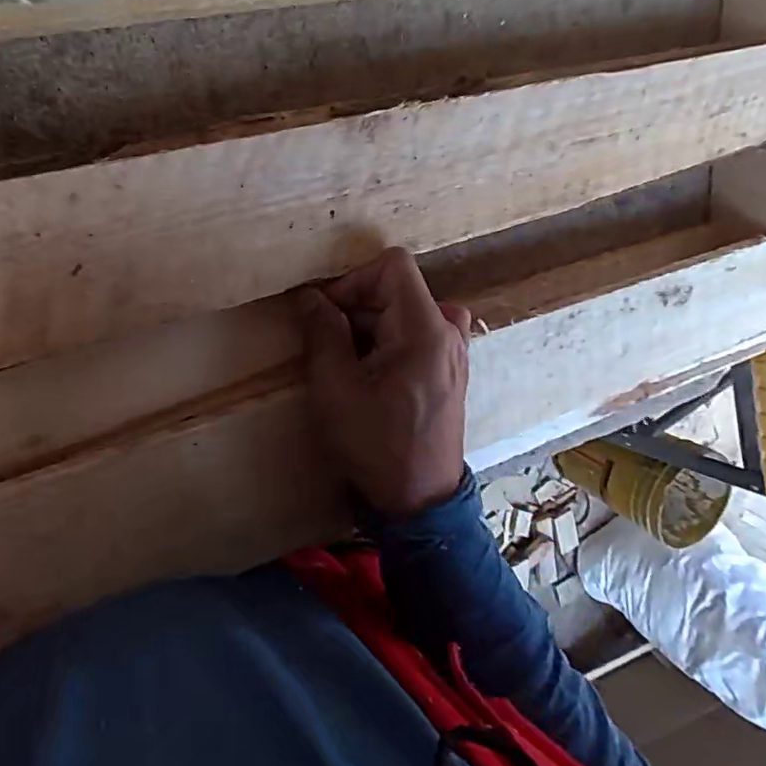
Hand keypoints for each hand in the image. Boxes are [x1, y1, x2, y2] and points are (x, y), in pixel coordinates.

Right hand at [298, 247, 471, 516]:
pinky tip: (371, 376)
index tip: (330, 315)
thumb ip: (322, 332)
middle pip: (397, 289)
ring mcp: (455, 350)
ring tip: (348, 365)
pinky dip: (389, 342)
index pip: (393, 265)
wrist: (420, 501)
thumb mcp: (335, 388)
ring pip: (404, 310)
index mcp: (427, 330)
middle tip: (329, 347)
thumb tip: (311, 297)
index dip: (354, 280)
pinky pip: (417, 333)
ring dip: (370, 327)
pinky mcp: (451, 368)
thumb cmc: (376, 446)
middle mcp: (449, 331)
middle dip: (357, 309)